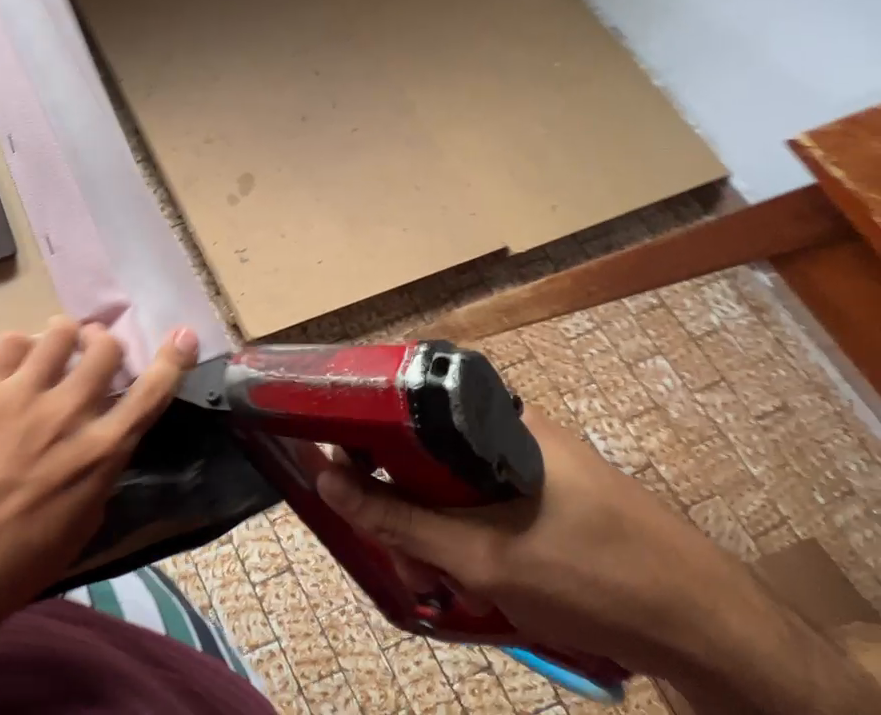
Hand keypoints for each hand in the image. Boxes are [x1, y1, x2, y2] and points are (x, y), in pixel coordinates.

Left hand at [0, 317, 197, 643]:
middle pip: (104, 348)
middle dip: (105, 346)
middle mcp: (68, 413)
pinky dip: (20, 347)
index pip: (150, 392)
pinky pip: (9, 342)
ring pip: (58, 333)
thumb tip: (101, 432)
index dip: (172, 359)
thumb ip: (102, 464)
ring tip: (57, 347)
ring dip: (65, 337)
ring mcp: (22, 395)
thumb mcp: (90, 515)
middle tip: (95, 351)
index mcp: (103, 451)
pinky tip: (18, 362)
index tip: (182, 336)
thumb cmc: (32, 552)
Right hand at [317, 407, 880, 713]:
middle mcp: (516, 434)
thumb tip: (323, 477)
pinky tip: (485, 586)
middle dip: (404, 513)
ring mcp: (542, 469)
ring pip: (456, 490)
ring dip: (439, 538)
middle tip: (412, 566)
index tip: (350, 486)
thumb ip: (397, 519)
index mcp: (498, 423)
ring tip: (452, 589)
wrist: (722, 640)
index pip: (403, 407)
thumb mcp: (481, 556)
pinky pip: (490, 509)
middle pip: (425, 457)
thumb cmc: (595, 578)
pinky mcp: (562, 502)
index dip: (364, 442)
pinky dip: (474, 544)